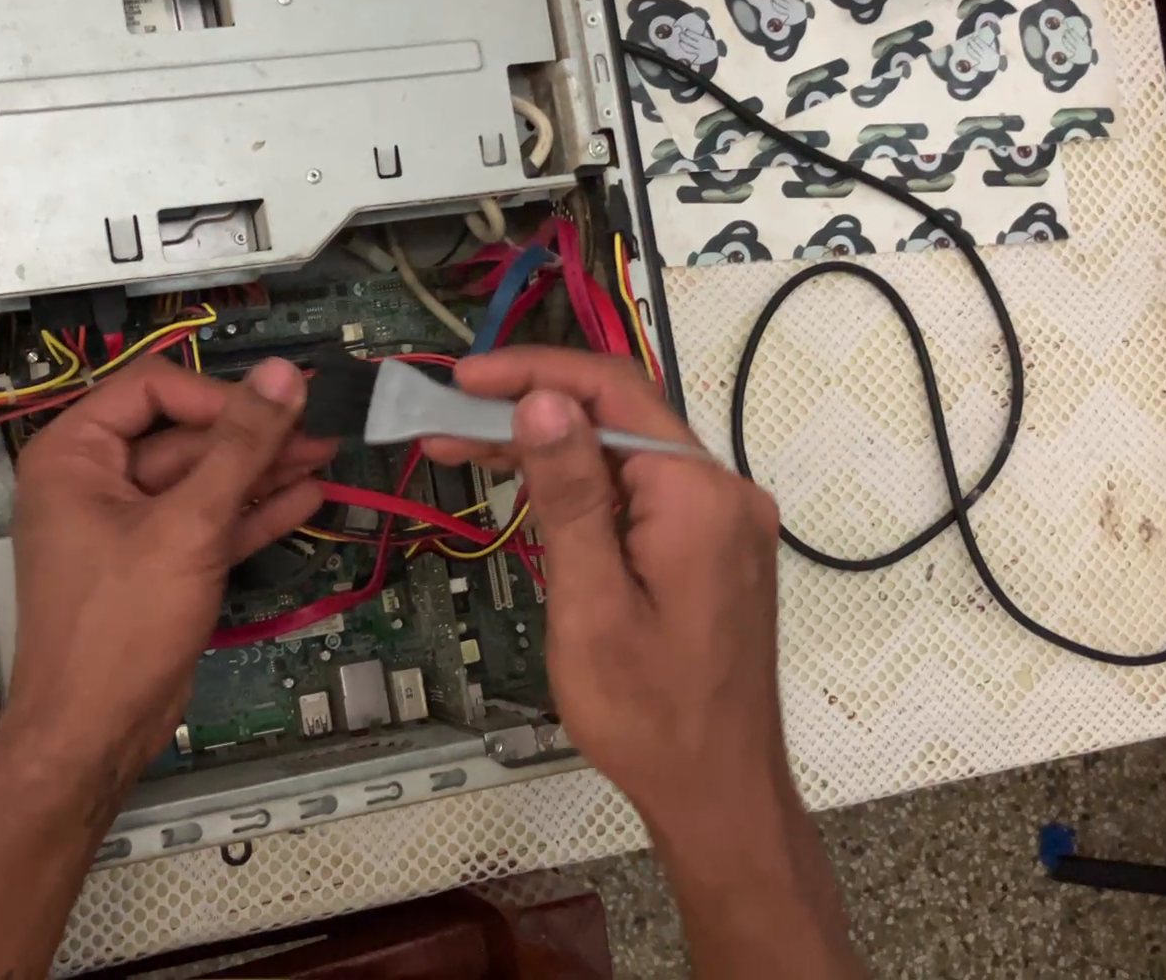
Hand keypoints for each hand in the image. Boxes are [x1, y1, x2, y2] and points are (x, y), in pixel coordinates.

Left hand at [6, 356, 335, 792]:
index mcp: (76, 453)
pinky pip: (212, 520)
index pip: (154, 389)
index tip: (277, 410)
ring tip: (326, 454)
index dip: (218, 395)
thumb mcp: (188, 524)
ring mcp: (134, 522)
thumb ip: (241, 446)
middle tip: (322, 428)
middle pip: (188, 435)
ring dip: (265, 470)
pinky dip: (255, 511)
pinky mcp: (163, 560)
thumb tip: (283, 374)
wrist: (97, 733)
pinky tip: (306, 498)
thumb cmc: (123, 622)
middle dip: (255, 435)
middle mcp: (100, 478)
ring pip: (206, 479)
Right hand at [420, 347, 788, 823]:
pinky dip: (576, 482)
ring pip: (618, 451)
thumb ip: (570, 496)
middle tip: (447, 420)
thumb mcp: (591, 602)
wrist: (717, 793)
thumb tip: (543, 401)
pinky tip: (525, 484)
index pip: (611, 392)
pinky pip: (633, 489)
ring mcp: (716, 517)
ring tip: (464, 447)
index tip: (464, 380)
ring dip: (545, 445)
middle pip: (614, 416)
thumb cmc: (646, 713)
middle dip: (527, 408)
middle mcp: (718, 490)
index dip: (532, 372)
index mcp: (697, 496)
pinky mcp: (704, 542)